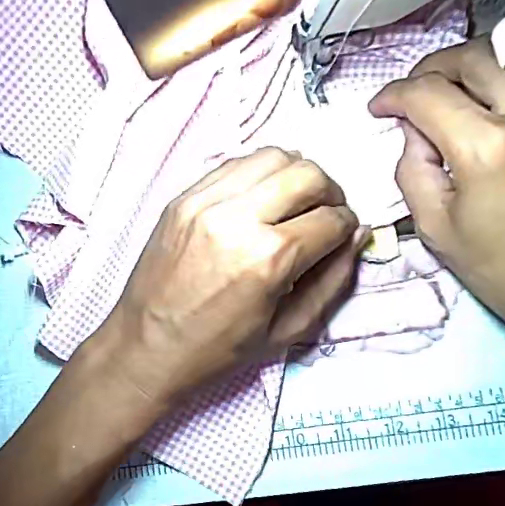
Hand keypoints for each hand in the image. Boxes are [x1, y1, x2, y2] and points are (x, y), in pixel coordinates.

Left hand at [85, 148, 363, 409]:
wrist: (146, 348)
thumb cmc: (219, 350)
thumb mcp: (289, 330)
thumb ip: (333, 280)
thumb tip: (358, 234)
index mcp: (268, 260)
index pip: (330, 218)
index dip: (347, 226)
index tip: (342, 235)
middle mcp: (238, 219)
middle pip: (307, 174)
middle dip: (330, 192)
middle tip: (325, 214)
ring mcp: (205, 202)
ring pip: (273, 156)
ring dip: (297, 174)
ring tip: (296, 202)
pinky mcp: (183, 197)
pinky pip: (235, 163)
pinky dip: (260, 173)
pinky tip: (262, 199)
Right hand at [369, 39, 504, 390]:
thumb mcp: (443, 237)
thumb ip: (414, 174)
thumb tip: (414, 132)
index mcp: (489, 150)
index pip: (426, 92)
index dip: (394, 94)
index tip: (384, 107)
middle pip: (476, 54)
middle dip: (436, 67)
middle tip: (426, 93)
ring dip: (493, 54)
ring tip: (481, 79)